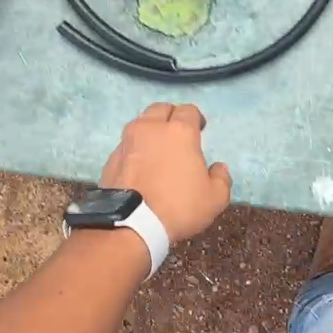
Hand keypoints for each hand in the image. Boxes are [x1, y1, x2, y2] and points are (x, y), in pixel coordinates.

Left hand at [100, 103, 231, 242]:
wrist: (131, 224)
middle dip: (171, 116)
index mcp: (179, 132)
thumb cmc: (179, 206)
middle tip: (178, 134)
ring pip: (140, 124)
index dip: (196, 118)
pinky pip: (127, 145)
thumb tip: (219, 168)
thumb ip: (221, 178)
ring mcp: (127, 141)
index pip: (189, 110)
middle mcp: (150, 128)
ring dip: (151, 130)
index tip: (200, 129)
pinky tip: (141, 166)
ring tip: (158, 148)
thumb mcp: (215, 199)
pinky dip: (135, 150)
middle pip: (161, 109)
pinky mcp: (111, 158)